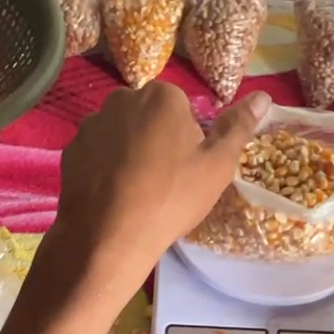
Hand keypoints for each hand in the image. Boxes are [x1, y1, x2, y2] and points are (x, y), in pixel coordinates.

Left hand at [40, 81, 270, 307]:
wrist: (109, 237)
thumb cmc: (172, 197)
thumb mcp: (218, 165)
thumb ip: (238, 127)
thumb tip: (264, 96)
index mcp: (161, 96)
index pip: (182, 109)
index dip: (188, 140)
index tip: (188, 169)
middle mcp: (121, 98)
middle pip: (149, 117)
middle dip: (157, 141)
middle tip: (165, 182)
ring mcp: (90, 124)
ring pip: (120, 135)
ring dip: (129, 154)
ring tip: (136, 192)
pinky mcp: (69, 150)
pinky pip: (96, 154)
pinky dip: (104, 169)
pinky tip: (113, 197)